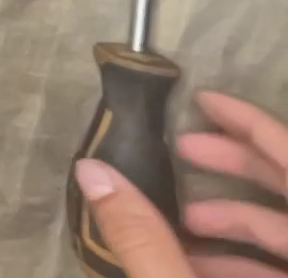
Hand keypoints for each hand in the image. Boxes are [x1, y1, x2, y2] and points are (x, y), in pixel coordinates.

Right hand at [76, 91, 287, 276]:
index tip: (204, 98)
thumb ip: (140, 236)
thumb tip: (91, 170)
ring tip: (177, 217)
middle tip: (178, 146)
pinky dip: (243, 256)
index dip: (256, 126)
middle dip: (236, 163)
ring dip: (233, 216)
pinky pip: (286, 266)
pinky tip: (198, 259)